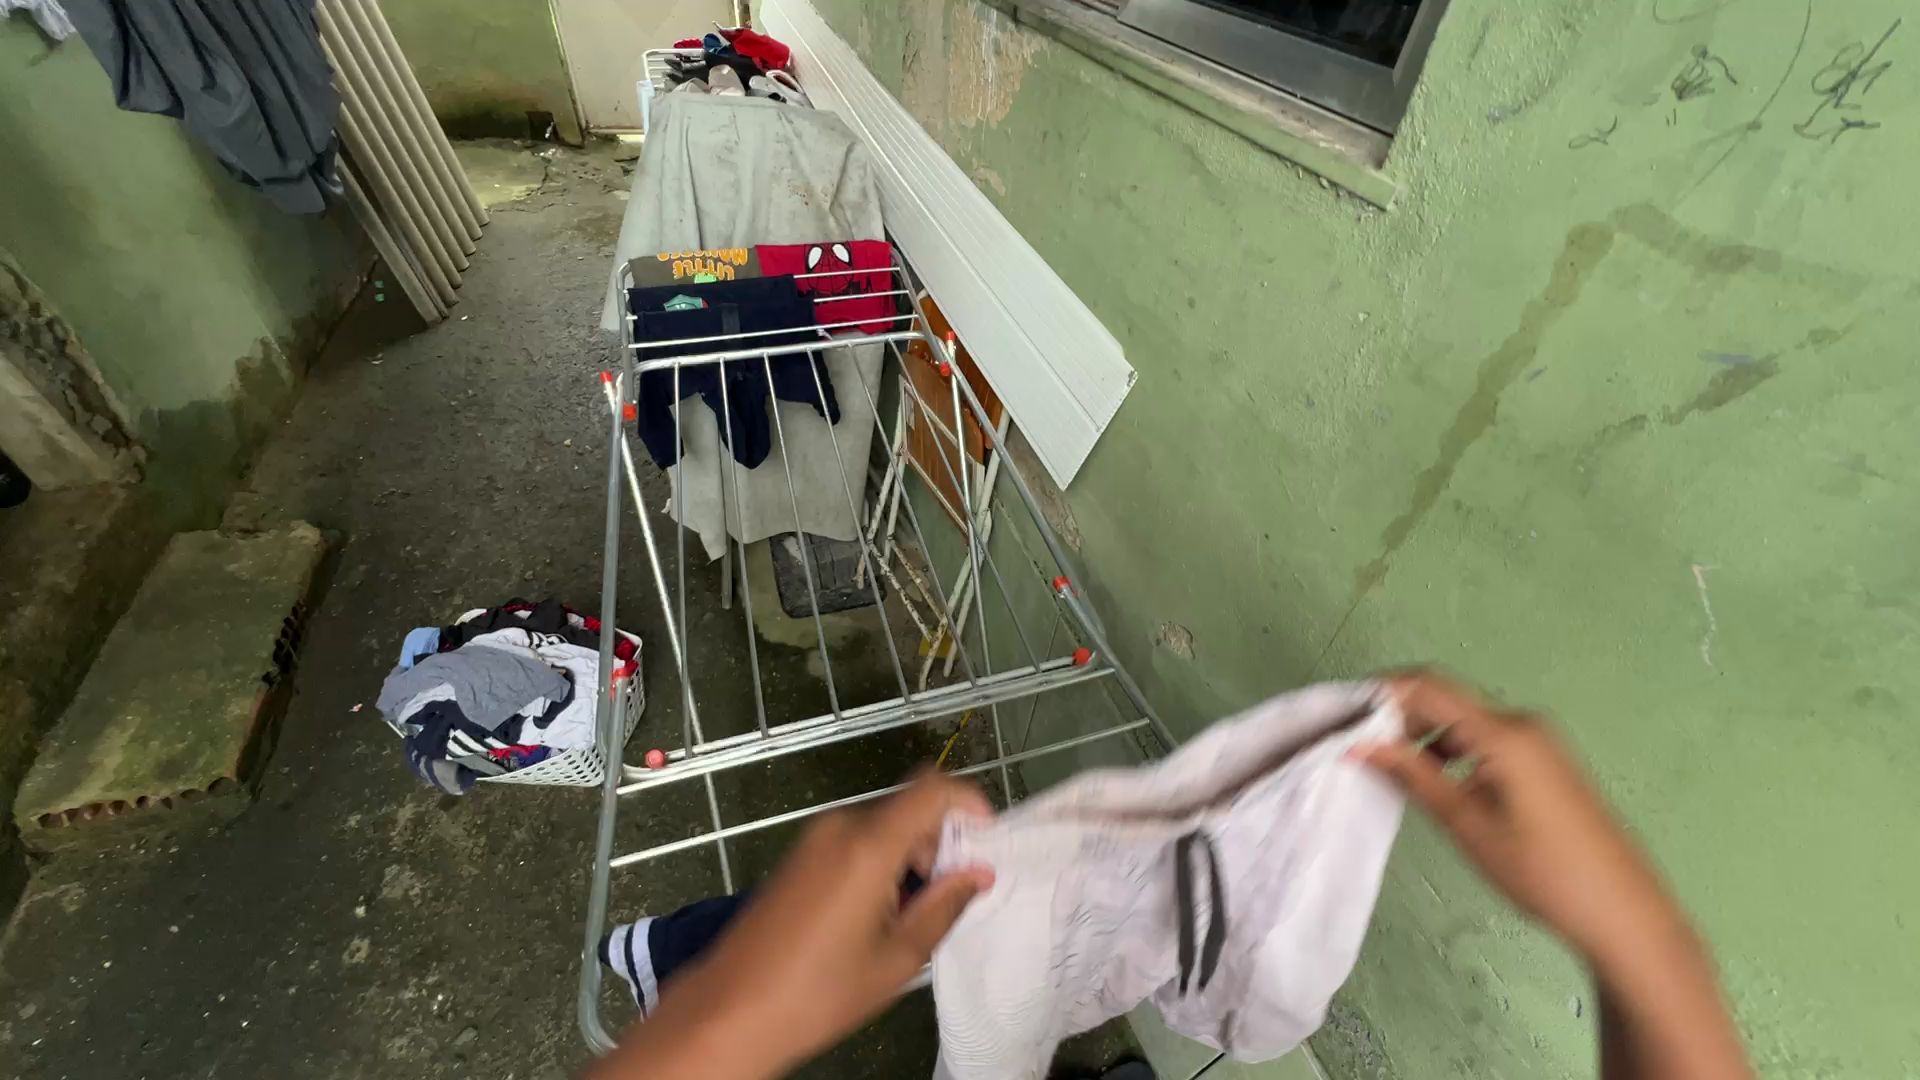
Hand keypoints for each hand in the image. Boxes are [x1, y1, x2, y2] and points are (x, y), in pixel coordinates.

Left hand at [593, 770, 994, 1079]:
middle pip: (909, 807)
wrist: (727, 1009)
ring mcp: (817, 835)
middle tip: (949, 894)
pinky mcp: (801, 850)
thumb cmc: (818, 992)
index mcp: (869, 844)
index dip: (968, 800)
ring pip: (884, 823)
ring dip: (910, 853)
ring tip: (910, 914)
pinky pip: (857, 837)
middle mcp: (843, 824)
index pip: (931, 788)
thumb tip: (978, 872)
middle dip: (939, 840)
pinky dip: (882, 858)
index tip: (988, 834)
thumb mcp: (896, 959)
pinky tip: (877, 910)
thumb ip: (944, 905)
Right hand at [1357, 671, 1752, 1079]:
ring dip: (1419, 730)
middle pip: (1442, 697)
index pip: (1427, 686)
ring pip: (1459, 716)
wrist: (1628, 919)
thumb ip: (1410, 772)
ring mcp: (1536, 741)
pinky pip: (1480, 735)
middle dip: (1394, 711)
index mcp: (1503, 733)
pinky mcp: (1541, 761)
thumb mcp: (1464, 821)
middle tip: (1355, 739)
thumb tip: (1357, 743)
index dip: (1379, 690)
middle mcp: (1521, 724)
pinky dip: (1446, 745)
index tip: (1341, 711)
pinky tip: (1431, 774)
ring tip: (1385, 760)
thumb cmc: (1540, 870)